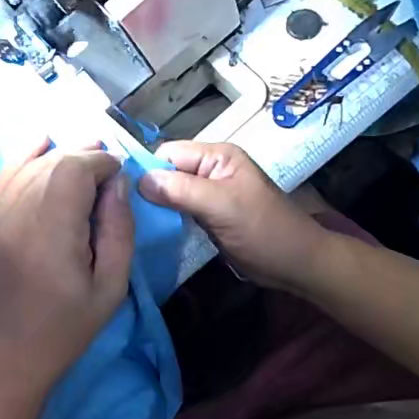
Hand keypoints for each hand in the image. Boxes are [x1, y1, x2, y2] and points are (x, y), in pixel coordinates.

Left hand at [0, 140, 135, 404]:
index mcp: (51, 232)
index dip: (101, 162)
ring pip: (30, 164)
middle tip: (108, 170)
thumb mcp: (111, 286)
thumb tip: (117, 183)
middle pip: (53, 162)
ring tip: (86, 161)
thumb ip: (118, 228)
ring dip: (61, 157)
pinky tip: (43, 144)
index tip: (120, 175)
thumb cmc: (65, 327)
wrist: (4, 356)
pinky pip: (5, 174)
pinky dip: (26, 156)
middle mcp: (17, 214)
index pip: (74, 169)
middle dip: (85, 157)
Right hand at [138, 141, 333, 290]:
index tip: (122, 195)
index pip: (168, 153)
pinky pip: (179, 210)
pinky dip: (167, 219)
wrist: (296, 264)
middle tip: (124, 214)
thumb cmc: (263, 230)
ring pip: (170, 192)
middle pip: (167, 172)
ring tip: (132, 224)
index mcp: (217, 156)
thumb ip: (181, 190)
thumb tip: (138, 180)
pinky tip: (151, 231)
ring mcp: (209, 193)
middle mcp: (210, 169)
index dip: (146, 170)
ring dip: (156, 207)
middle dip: (148, 190)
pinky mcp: (209, 215)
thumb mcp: (222, 206)